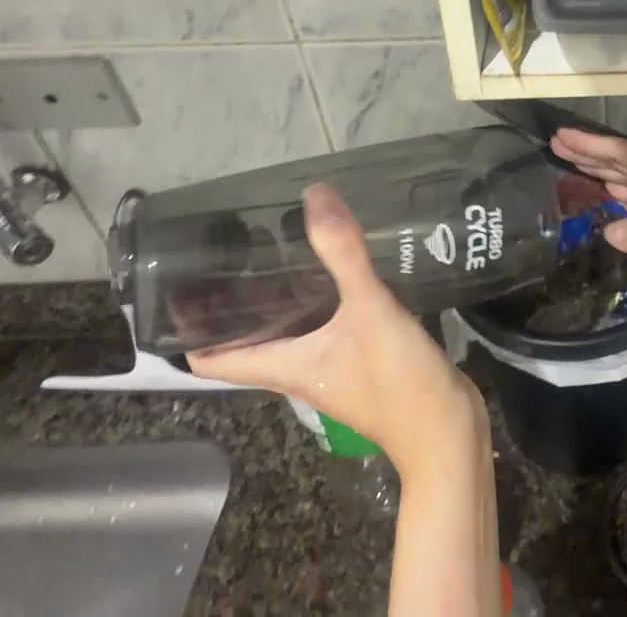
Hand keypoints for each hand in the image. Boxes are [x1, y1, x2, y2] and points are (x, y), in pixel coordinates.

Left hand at [187, 184, 484, 478]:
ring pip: (288, 332)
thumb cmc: (398, 383)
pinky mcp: (362, 361)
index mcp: (283, 367)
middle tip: (233, 252)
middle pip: (247, 339)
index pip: (210, 358)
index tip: (180, 285)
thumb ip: (345, 256)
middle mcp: (298, 369)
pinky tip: (340, 273)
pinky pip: (326, 327)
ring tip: (281, 251)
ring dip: (279, 300)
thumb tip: (316, 196)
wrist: (446, 431)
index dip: (186, 329)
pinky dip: (321, 301)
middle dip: (235, 303)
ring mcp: (331, 367)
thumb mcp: (370, 313)